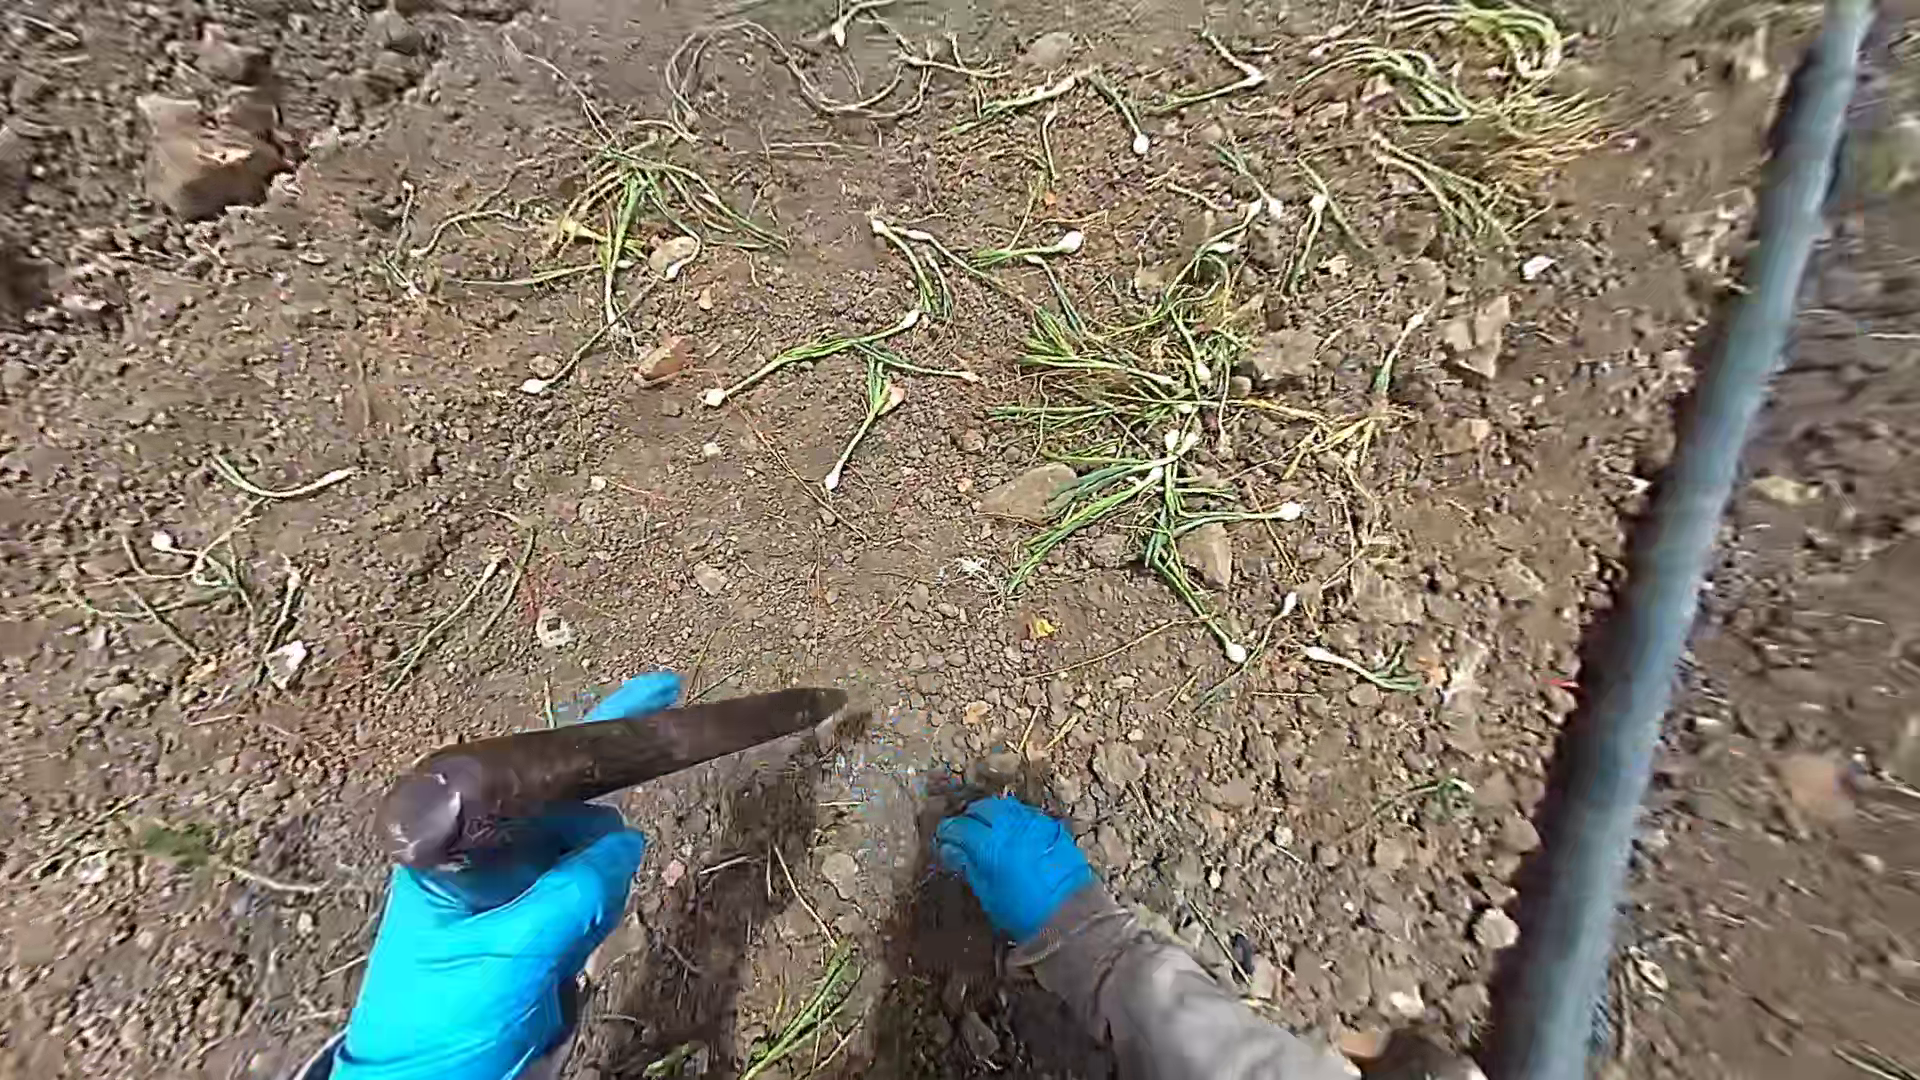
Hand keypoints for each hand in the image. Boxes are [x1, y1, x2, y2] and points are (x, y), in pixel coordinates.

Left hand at [334, 672, 680, 1079]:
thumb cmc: (448, 1015)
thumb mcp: (508, 953)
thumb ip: (573, 889)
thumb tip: (627, 839)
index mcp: (466, 837)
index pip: (538, 761)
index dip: (602, 722)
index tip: (661, 689)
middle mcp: (502, 841)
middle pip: (582, 805)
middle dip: (597, 846)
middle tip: (586, 899)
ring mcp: (531, 870)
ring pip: (602, 844)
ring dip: (601, 885)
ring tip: (567, 943)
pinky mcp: (554, 897)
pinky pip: (604, 878)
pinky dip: (603, 904)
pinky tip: (576, 943)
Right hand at [935, 796, 1097, 942]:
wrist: (1073, 918)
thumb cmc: (1025, 914)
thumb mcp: (989, 895)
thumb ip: (969, 866)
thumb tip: (950, 849)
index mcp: (991, 845)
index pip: (961, 827)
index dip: (948, 831)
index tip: (943, 838)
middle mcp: (1011, 826)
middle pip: (982, 808)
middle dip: (969, 817)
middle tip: (962, 832)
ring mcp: (1032, 822)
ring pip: (1003, 806)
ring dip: (990, 814)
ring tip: (985, 830)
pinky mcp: (1049, 824)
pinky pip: (1022, 813)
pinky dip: (1010, 818)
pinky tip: (1009, 833)